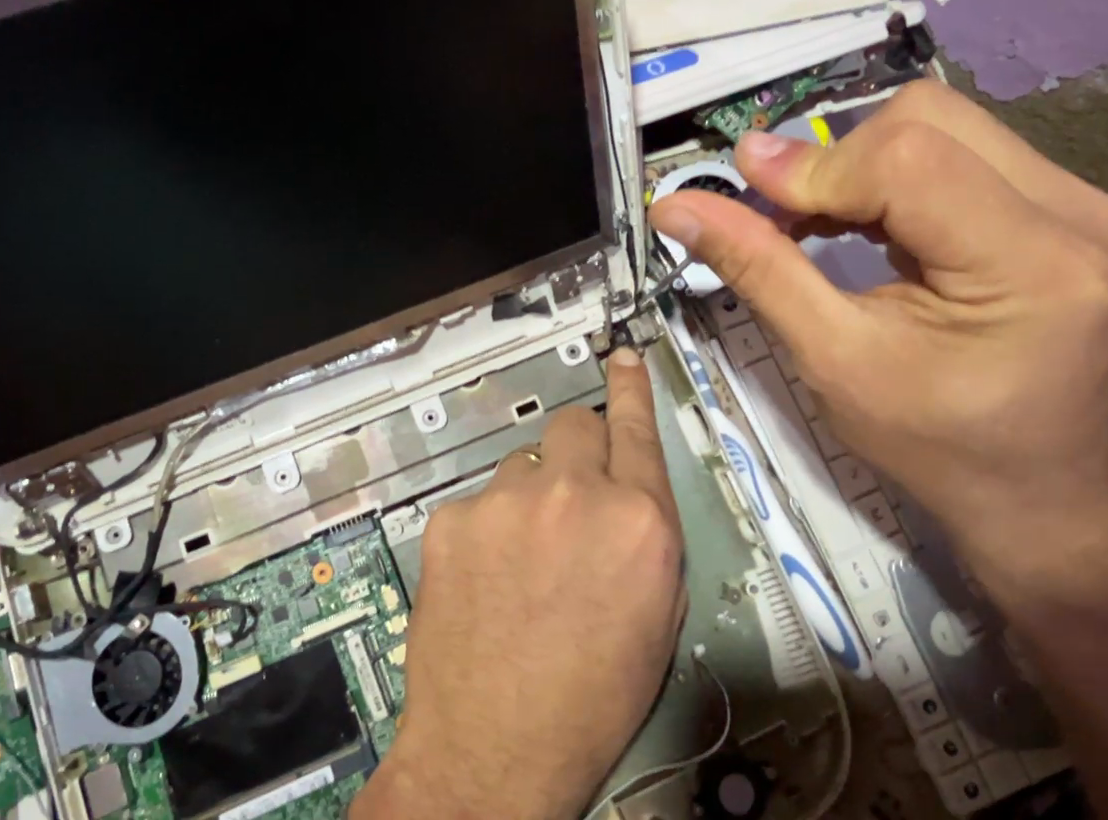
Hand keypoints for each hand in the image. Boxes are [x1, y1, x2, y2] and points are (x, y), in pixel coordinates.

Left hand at [350, 348, 683, 819]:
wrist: (494, 748)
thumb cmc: (594, 698)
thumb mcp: (656, 617)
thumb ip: (646, 538)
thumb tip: (625, 495)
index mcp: (640, 521)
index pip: (637, 428)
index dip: (631, 389)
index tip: (622, 357)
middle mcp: (573, 493)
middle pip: (573, 426)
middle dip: (577, 452)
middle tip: (569, 499)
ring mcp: (504, 500)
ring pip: (522, 465)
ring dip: (529, 495)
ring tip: (520, 559)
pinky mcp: (451, 518)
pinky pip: (477, 503)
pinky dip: (485, 529)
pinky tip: (482, 579)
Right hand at [648, 81, 1107, 571]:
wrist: (1032, 490)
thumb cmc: (932, 443)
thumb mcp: (832, 360)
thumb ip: (759, 270)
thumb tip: (675, 205)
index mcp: (1032, 265)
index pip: (908, 161)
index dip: (812, 168)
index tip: (740, 192)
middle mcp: (1073, 213)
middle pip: (926, 120)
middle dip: (834, 161)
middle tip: (780, 220)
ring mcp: (1076, 202)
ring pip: (938, 123)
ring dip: (856, 164)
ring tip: (815, 224)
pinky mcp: (1059, 205)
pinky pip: (955, 148)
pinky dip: (885, 175)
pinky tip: (858, 223)